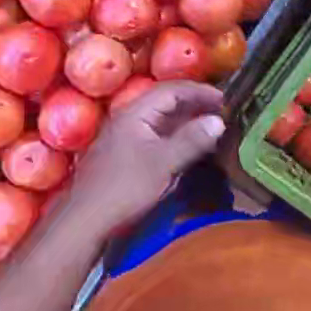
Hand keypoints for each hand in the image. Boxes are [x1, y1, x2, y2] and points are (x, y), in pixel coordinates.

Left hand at [65, 80, 225, 232]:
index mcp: (135, 113)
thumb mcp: (163, 163)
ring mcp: (123, 137)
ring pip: (159, 119)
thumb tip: (219, 120)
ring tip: (210, 127)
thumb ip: (191, 140)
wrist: (84, 220)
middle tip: (222, 111)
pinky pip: (154, 135)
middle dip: (194, 103)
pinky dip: (175, 135)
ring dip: (185, 120)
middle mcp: (127, 119)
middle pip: (164, 101)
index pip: (172, 90)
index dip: (200, 91)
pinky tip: (186, 147)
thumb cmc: (125, 189)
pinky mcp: (123, 155)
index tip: (225, 99)